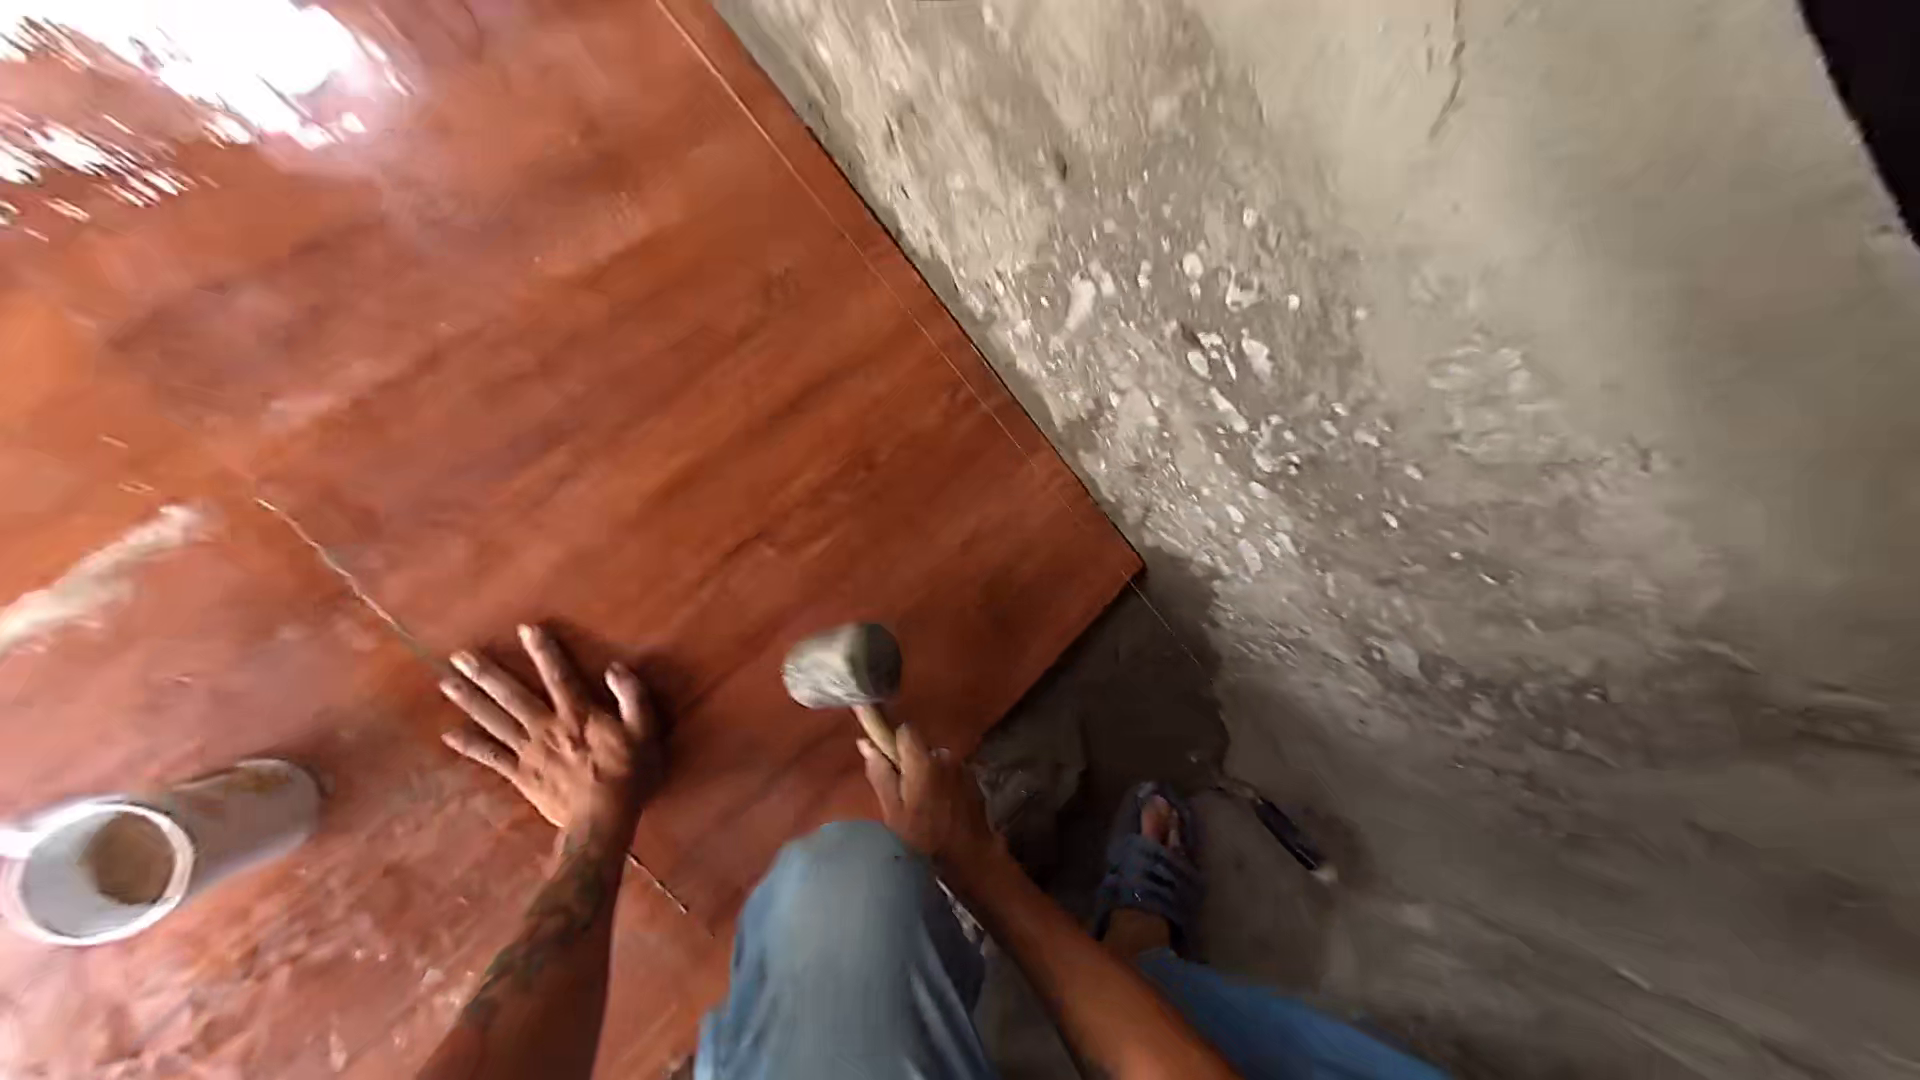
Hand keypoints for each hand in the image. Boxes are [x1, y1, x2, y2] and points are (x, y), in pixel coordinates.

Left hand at [439, 624, 663, 836]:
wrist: (602, 818)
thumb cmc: (629, 772)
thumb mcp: (644, 730)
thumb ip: (631, 697)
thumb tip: (615, 667)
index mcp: (578, 715)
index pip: (560, 676)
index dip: (544, 651)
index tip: (526, 629)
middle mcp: (547, 728)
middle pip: (513, 696)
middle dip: (487, 674)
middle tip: (460, 656)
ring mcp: (529, 752)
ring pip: (495, 721)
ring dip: (470, 701)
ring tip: (446, 683)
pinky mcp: (520, 775)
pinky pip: (491, 758)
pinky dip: (470, 746)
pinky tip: (450, 734)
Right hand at [859, 725, 998, 874]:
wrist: (969, 853)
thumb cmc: (925, 835)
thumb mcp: (893, 810)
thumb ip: (880, 773)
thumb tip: (865, 743)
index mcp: (922, 760)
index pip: (906, 729)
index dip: (895, 740)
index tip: (889, 758)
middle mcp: (944, 755)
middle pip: (920, 747)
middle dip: (911, 763)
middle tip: (906, 791)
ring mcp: (961, 765)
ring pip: (936, 760)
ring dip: (929, 773)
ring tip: (926, 802)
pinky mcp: (972, 776)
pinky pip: (950, 771)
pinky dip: (943, 781)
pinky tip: (943, 804)